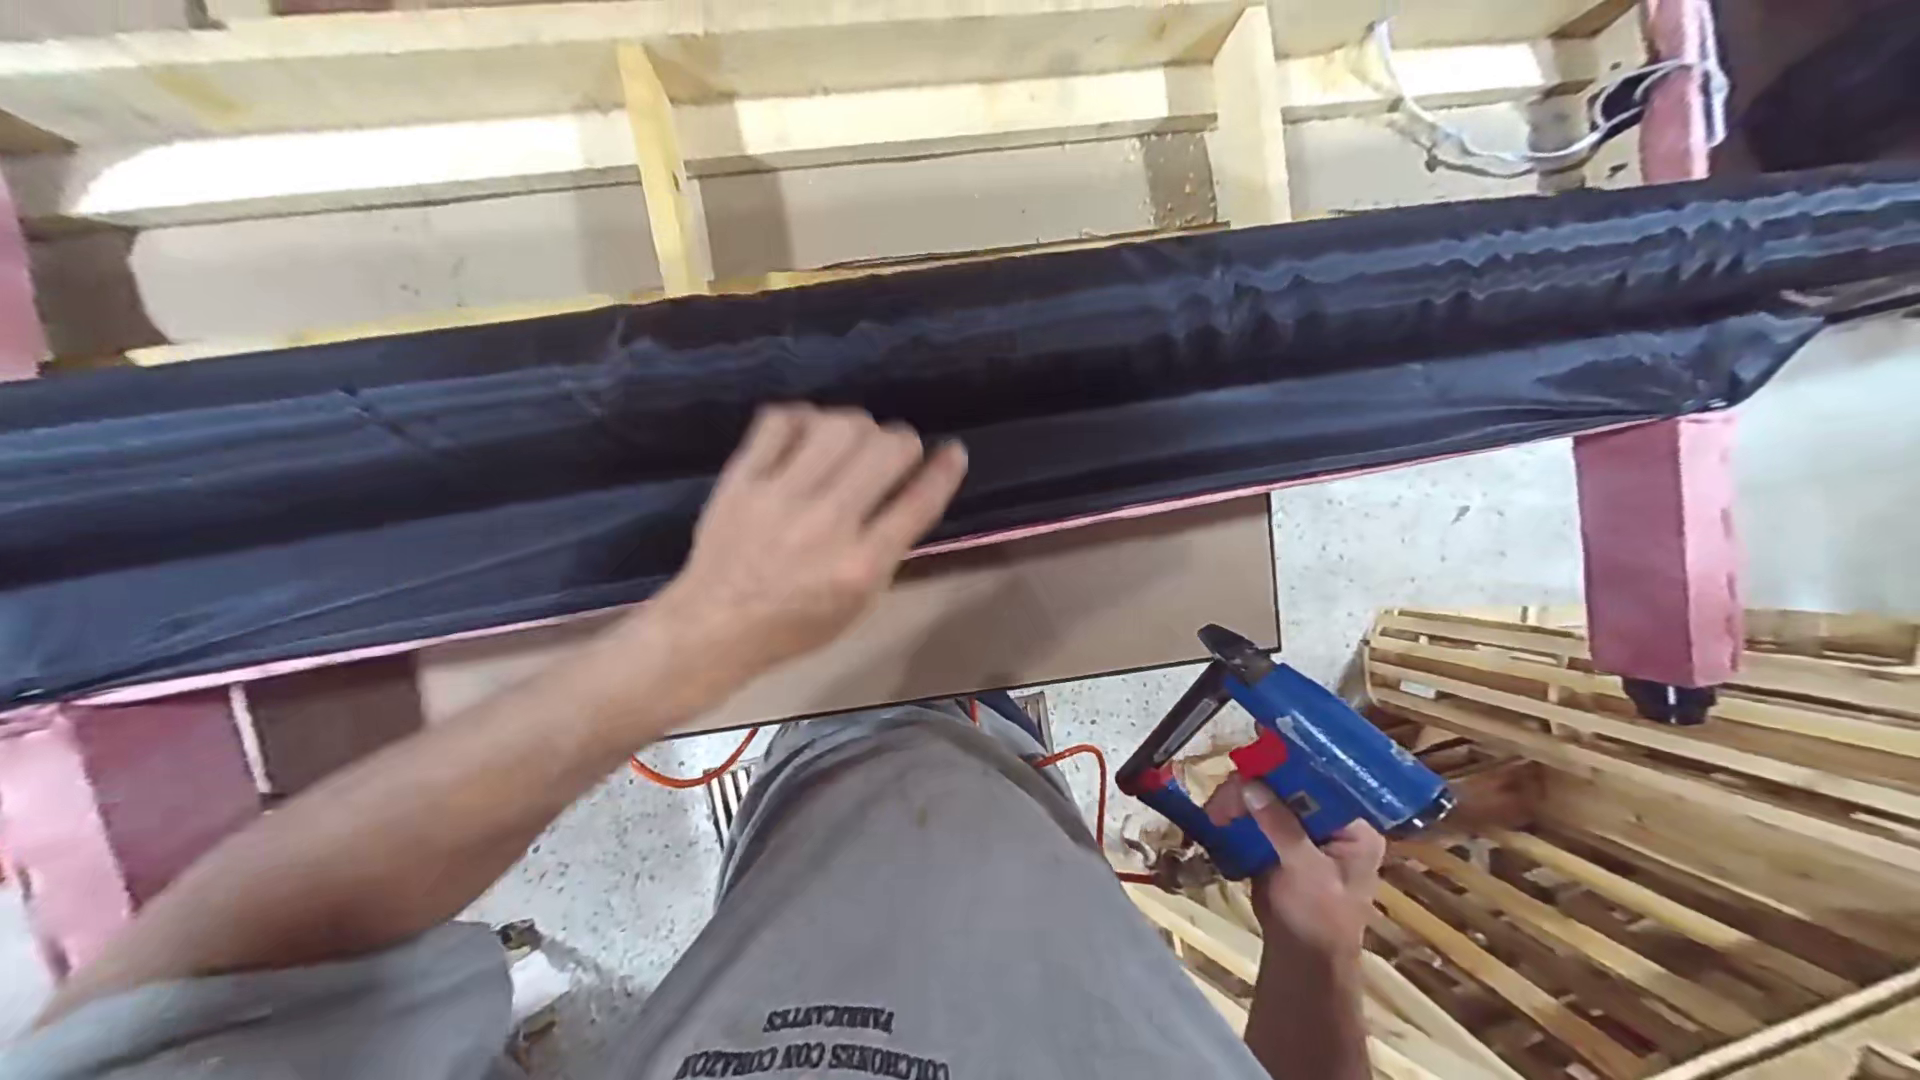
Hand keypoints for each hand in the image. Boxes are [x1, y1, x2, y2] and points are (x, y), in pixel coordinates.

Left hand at [645, 404, 967, 698]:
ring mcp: (780, 495)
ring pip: (839, 426)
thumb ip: (889, 548)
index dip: (946, 470)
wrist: (715, 626)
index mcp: (861, 565)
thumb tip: (911, 492)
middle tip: (895, 452)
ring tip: (853, 440)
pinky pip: (781, 421)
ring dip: (859, 425)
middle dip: (903, 442)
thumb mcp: (860, 603)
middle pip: (886, 450)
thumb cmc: (797, 623)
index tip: (953, 452)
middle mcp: (827, 523)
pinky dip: (805, 418)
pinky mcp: (743, 478)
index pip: (919, 501)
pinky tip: (809, 433)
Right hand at [1204, 775, 1385, 964]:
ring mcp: (1301, 828)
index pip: (1325, 782)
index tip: (1259, 754)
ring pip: (1265, 795)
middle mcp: (1329, 821)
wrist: (1301, 958)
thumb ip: (1282, 827)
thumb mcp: (1308, 873)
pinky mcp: (1276, 837)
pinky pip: (1253, 812)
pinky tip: (1217, 816)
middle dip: (1255, 786)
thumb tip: (1250, 785)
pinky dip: (1234, 811)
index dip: (1292, 766)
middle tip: (1226, 794)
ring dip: (1238, 799)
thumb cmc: (1319, 920)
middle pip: (1288, 785)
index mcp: (1353, 828)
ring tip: (1217, 812)